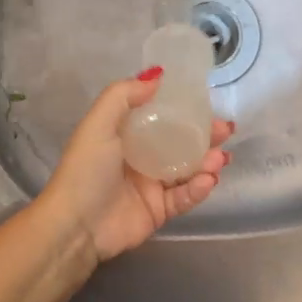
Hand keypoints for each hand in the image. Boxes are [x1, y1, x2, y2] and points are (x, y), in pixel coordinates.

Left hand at [33, 71, 231, 262]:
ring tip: (218, 159)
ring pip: (187, 170)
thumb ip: (124, 96)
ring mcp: (150, 186)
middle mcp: (139, 158)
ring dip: (206, 162)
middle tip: (225, 131)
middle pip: (179, 143)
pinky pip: (184, 197)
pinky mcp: (159, 211)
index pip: (160, 117)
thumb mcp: (98, 124)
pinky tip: (207, 181)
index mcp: (124, 135)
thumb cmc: (86, 170)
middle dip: (205, 136)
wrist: (76, 225)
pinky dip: (198, 189)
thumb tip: (157, 76)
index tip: (207, 103)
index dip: (183, 110)